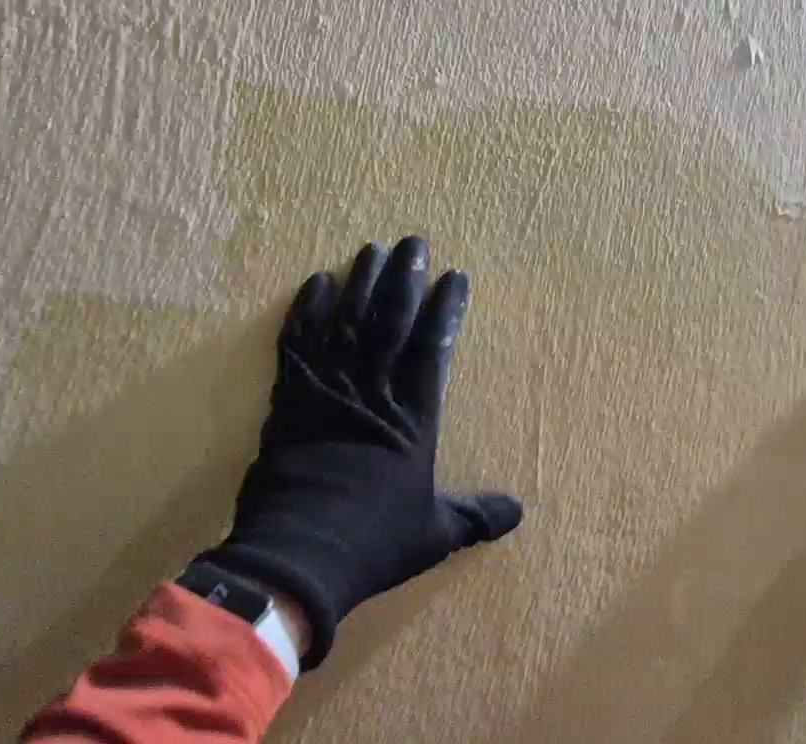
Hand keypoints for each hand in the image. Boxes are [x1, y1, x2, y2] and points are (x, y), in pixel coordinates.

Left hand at [198, 237, 523, 668]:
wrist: (294, 562)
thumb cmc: (372, 543)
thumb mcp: (434, 534)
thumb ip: (476, 515)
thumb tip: (518, 513)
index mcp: (411, 419)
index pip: (432, 348)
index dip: (445, 310)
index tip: (455, 277)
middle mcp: (370, 393)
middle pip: (389, 322)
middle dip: (404, 279)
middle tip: (414, 242)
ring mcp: (325, 394)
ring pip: (346, 324)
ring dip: (360, 283)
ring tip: (372, 249)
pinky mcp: (287, 403)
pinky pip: (297, 347)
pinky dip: (305, 313)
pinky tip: (316, 283)